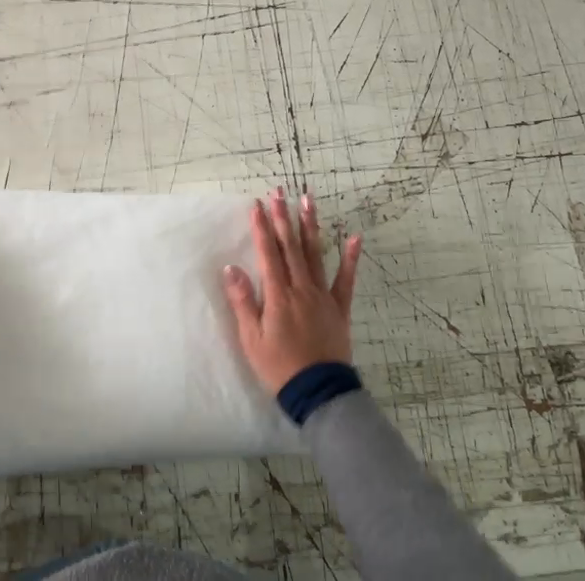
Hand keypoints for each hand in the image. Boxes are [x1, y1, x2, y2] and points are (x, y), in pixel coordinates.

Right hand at [222, 188, 361, 395]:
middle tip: (279, 192)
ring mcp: (323, 296)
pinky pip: (347, 279)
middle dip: (283, 217)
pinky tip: (354, 237)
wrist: (319, 392)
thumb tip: (231, 268)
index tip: (257, 204)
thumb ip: (243, 302)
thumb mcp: (251, 338)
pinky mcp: (340, 307)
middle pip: (291, 246)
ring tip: (308, 200)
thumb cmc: (278, 366)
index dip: (262, 227)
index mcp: (278, 294)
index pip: (268, 253)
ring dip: (310, 225)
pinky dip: (350, 258)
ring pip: (315, 254)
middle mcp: (301, 288)